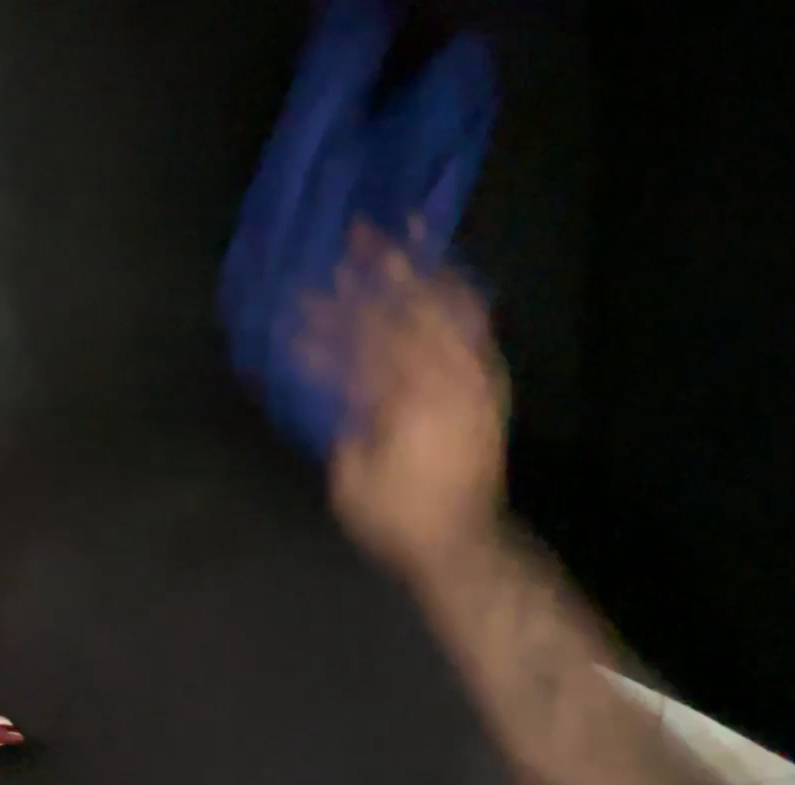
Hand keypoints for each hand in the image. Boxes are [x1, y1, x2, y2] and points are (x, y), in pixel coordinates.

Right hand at [300, 223, 509, 575]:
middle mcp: (445, 382)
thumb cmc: (395, 518)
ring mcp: (474, 382)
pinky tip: (449, 280)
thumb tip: (337, 381)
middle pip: (409, 312)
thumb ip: (347, 421)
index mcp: (404, 403)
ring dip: (425, 271)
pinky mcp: (488, 390)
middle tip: (359, 235)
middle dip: (380, 271)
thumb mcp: (352, 476)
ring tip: (411, 232)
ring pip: (450, 311)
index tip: (305, 297)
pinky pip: (478, 331)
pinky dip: (462, 300)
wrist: (460, 543)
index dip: (332, 319)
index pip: (363, 346)